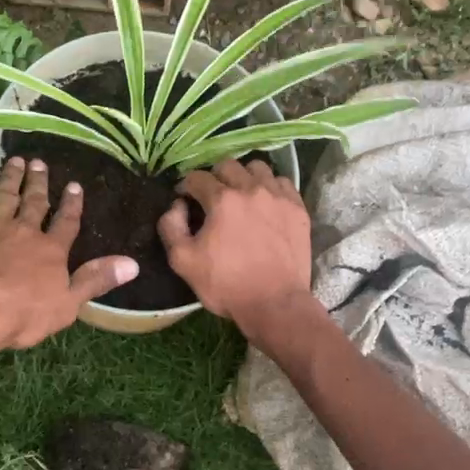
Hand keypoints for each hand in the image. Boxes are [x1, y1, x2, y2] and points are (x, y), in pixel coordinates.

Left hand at [0, 151, 137, 352]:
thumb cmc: (22, 314)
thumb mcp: (68, 304)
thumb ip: (96, 280)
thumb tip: (133, 263)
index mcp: (52, 250)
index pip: (67, 223)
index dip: (72, 205)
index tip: (75, 186)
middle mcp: (25, 230)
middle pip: (35, 203)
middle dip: (40, 183)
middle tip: (41, 163)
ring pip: (5, 194)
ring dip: (11, 176)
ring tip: (16, 161)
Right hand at [157, 158, 311, 329]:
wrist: (275, 304)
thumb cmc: (226, 284)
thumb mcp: (183, 261)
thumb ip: (171, 226)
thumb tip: (177, 206)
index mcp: (222, 199)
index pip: (197, 177)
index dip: (185, 186)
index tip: (184, 199)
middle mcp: (251, 189)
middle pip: (227, 165)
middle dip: (214, 177)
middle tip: (211, 198)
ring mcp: (279, 197)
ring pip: (257, 168)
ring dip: (244, 177)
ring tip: (241, 196)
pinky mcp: (298, 209)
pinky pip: (282, 183)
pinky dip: (270, 188)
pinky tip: (265, 204)